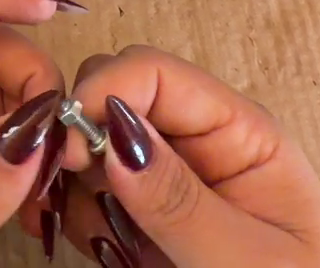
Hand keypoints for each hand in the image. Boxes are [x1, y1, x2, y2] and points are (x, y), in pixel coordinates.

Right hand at [54, 46, 319, 267]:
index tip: (68, 146)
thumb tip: (110, 130)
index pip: (153, 71)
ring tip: (109, 245)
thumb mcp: (251, 264)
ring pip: (90, 141)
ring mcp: (166, 176)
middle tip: (74, 194)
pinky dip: (80, 213)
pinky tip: (108, 252)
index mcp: (238, 130)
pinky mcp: (145, 213)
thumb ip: (180, 201)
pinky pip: (89, 188)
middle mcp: (195, 140)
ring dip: (78, 184)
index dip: (102, 92)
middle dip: (82, 135)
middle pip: (112, 93)